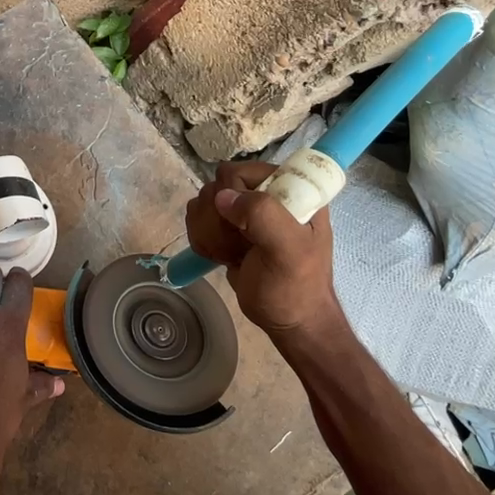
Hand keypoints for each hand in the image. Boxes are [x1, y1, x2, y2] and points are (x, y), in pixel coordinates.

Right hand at [184, 160, 342, 343]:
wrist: (289, 323)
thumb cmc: (295, 289)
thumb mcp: (289, 253)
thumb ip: (263, 217)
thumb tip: (222, 198)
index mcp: (292, 190)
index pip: (244, 170)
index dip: (236, 195)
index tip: (245, 225)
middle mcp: (268, 193)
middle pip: (219, 184)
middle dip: (220, 218)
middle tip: (241, 244)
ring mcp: (247, 210)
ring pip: (204, 200)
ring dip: (210, 230)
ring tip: (233, 253)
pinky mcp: (229, 225)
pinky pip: (198, 215)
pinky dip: (203, 236)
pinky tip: (222, 255)